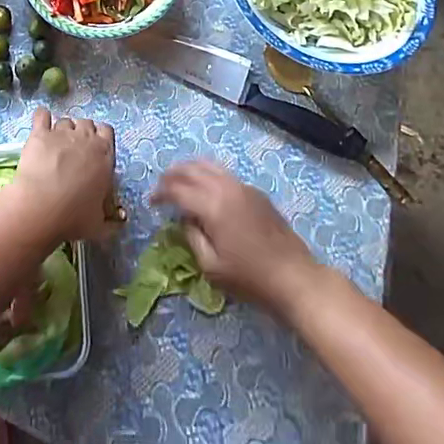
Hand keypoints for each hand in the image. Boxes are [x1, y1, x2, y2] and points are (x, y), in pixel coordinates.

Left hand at [4, 107, 114, 243]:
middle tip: (74, 148)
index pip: (107, 132)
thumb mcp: (98, 226)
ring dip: (63, 128)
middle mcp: (86, 139)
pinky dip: (42, 117)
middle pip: (87, 123)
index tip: (93, 149)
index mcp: (105, 155)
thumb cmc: (73, 217)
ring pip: (66, 121)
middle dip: (82, 132)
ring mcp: (62, 134)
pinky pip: (42, 115)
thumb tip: (120, 224)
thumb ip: (111, 223)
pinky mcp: (40, 134)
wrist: (40, 209)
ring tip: (56, 143)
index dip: (100, 137)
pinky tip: (40, 124)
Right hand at [152, 160, 322, 314]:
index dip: (160, 192)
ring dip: (190, 169)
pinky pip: (225, 173)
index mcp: (213, 205)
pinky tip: (205, 187)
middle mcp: (227, 187)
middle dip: (172, 174)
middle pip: (193, 169)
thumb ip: (192, 237)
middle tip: (160, 186)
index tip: (150, 202)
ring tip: (179, 180)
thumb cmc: (249, 277)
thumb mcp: (211, 266)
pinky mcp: (255, 192)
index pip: (178, 189)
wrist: (293, 275)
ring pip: (210, 166)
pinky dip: (208, 173)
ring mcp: (243, 187)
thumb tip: (184, 219)